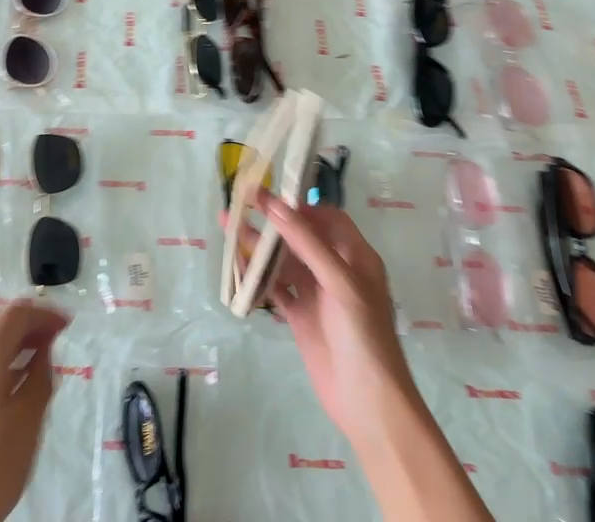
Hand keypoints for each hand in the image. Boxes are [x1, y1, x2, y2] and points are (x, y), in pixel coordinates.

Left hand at [0, 304, 70, 521]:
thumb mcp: (30, 416)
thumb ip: (39, 374)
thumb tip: (43, 349)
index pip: (16, 314)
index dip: (44, 313)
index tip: (69, 324)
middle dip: (30, 323)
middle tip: (59, 336)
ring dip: (15, 340)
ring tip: (45, 353)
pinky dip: (1, 358)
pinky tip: (20, 376)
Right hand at [232, 194, 492, 521]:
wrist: (367, 401)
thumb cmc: (362, 335)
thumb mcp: (339, 282)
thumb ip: (307, 243)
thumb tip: (275, 205)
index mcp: (356, 257)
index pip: (326, 218)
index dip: (297, 204)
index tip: (265, 194)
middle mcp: (336, 271)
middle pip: (300, 236)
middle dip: (270, 221)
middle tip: (238, 204)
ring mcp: (316, 295)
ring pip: (283, 261)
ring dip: (258, 247)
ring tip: (227, 230)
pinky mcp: (300, 317)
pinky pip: (276, 289)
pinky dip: (257, 278)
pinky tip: (236, 268)